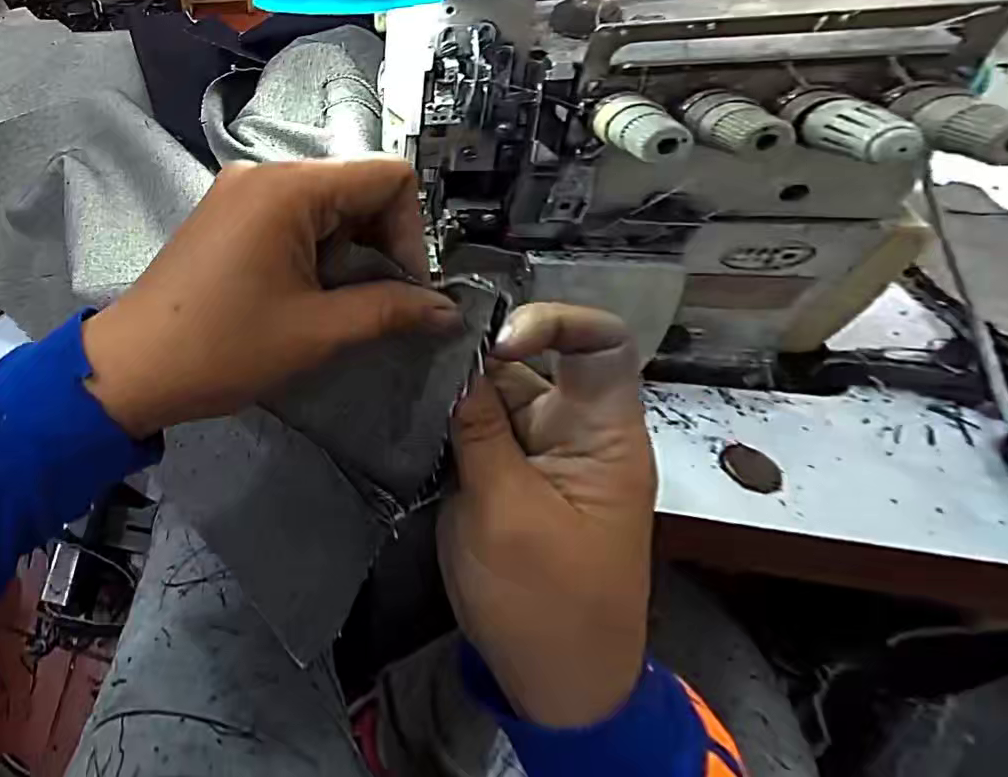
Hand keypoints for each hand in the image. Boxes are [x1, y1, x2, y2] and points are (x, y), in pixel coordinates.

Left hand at [81, 159, 462, 436]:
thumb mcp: (317, 331)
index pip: (389, 177)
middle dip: (381, 242)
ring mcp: (241, 189)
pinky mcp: (228, 211)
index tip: (408, 284)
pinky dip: (316, 246)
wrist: (130, 368)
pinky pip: (294, 213)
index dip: (413, 230)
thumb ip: (391, 310)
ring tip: (331, 300)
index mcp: (290, 187)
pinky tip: (304, 289)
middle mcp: (265, 172)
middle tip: (377, 299)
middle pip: (358, 187)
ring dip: (347, 249)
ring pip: (328, 203)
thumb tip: (447, 310)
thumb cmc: (221, 347)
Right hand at [437, 303, 659, 727]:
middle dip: (479, 356)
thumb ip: (478, 429)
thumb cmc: (545, 602)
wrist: (554, 684)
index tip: (495, 341)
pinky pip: (479, 425)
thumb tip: (456, 360)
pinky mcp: (507, 471)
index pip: (602, 344)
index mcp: (603, 434)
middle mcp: (573, 429)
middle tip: (419, 346)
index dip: (555, 323)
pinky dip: (448, 415)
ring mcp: (538, 451)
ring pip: (497, 392)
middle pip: (533, 363)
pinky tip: (408, 403)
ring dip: (456, 386)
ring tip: (403, 372)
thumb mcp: (506, 510)